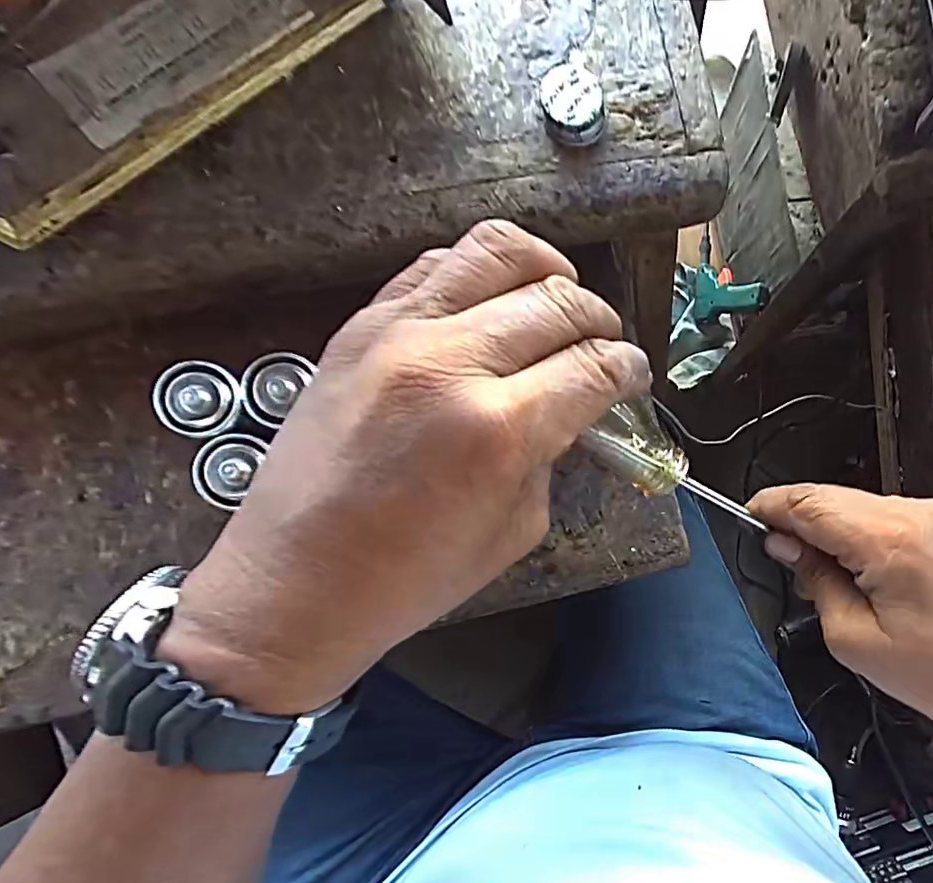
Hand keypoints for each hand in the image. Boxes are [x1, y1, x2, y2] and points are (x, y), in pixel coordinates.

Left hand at [159, 221, 649, 712]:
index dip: (630, 369)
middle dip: (601, 321)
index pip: (593, 368)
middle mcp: (452, 362)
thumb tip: (565, 411)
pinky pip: (436, 266)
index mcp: (500, 428)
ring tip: (562, 297)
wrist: (296, 580)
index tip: (636, 376)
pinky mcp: (359, 326)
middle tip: (608, 346)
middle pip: (558, 302)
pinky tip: (496, 303)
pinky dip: (482, 273)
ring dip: (548, 270)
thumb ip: (550, 455)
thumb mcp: (520, 526)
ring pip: (495, 251)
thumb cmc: (416, 574)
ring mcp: (397, 332)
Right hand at [747, 484, 932, 755]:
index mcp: (892, 540)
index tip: (749, 517)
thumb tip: (786, 547)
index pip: (811, 502)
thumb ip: (814, 581)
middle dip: (797, 519)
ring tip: (818, 573)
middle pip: (832, 497)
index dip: (771, 506)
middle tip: (777, 555)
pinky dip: (857, 533)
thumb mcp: (855, 639)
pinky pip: (884, 515)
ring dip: (828, 528)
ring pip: (857, 504)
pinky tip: (852, 567)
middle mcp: (918, 514)